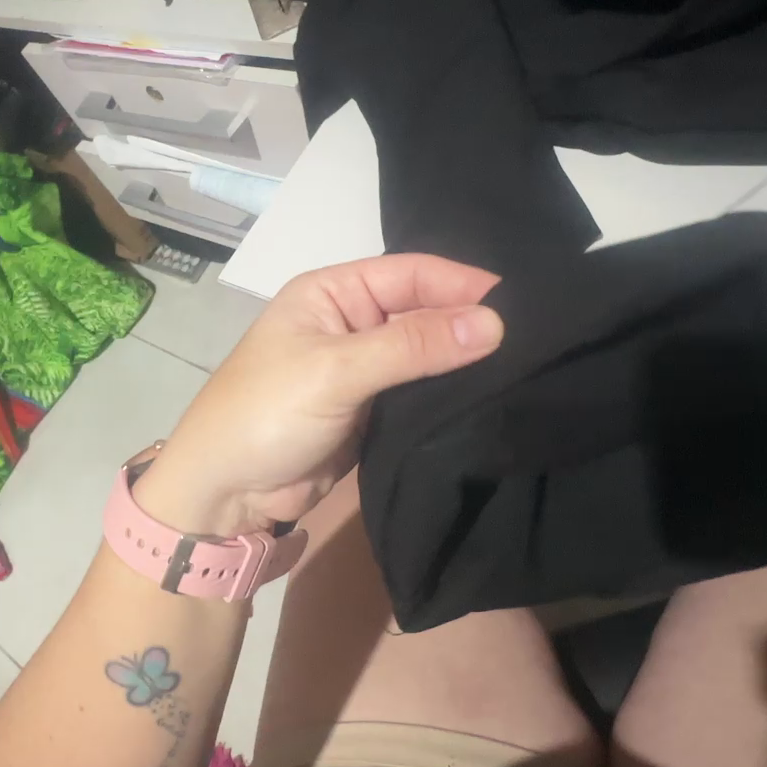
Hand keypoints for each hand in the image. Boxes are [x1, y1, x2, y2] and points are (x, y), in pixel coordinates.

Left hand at [130, 254, 503, 537]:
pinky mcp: (373, 410)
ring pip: (426, 353)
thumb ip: (412, 346)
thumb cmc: (266, 413)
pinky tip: (494, 397)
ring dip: (466, 360)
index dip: (464, 283)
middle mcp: (351, 321)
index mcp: (332, 292)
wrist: (226, 492)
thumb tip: (494, 323)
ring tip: (530, 366)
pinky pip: (420, 393)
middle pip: (423, 311)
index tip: (525, 303)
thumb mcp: (336, 371)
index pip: (411, 273)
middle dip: (471, 321)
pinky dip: (451, 394)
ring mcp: (363, 368)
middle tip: (539, 338)